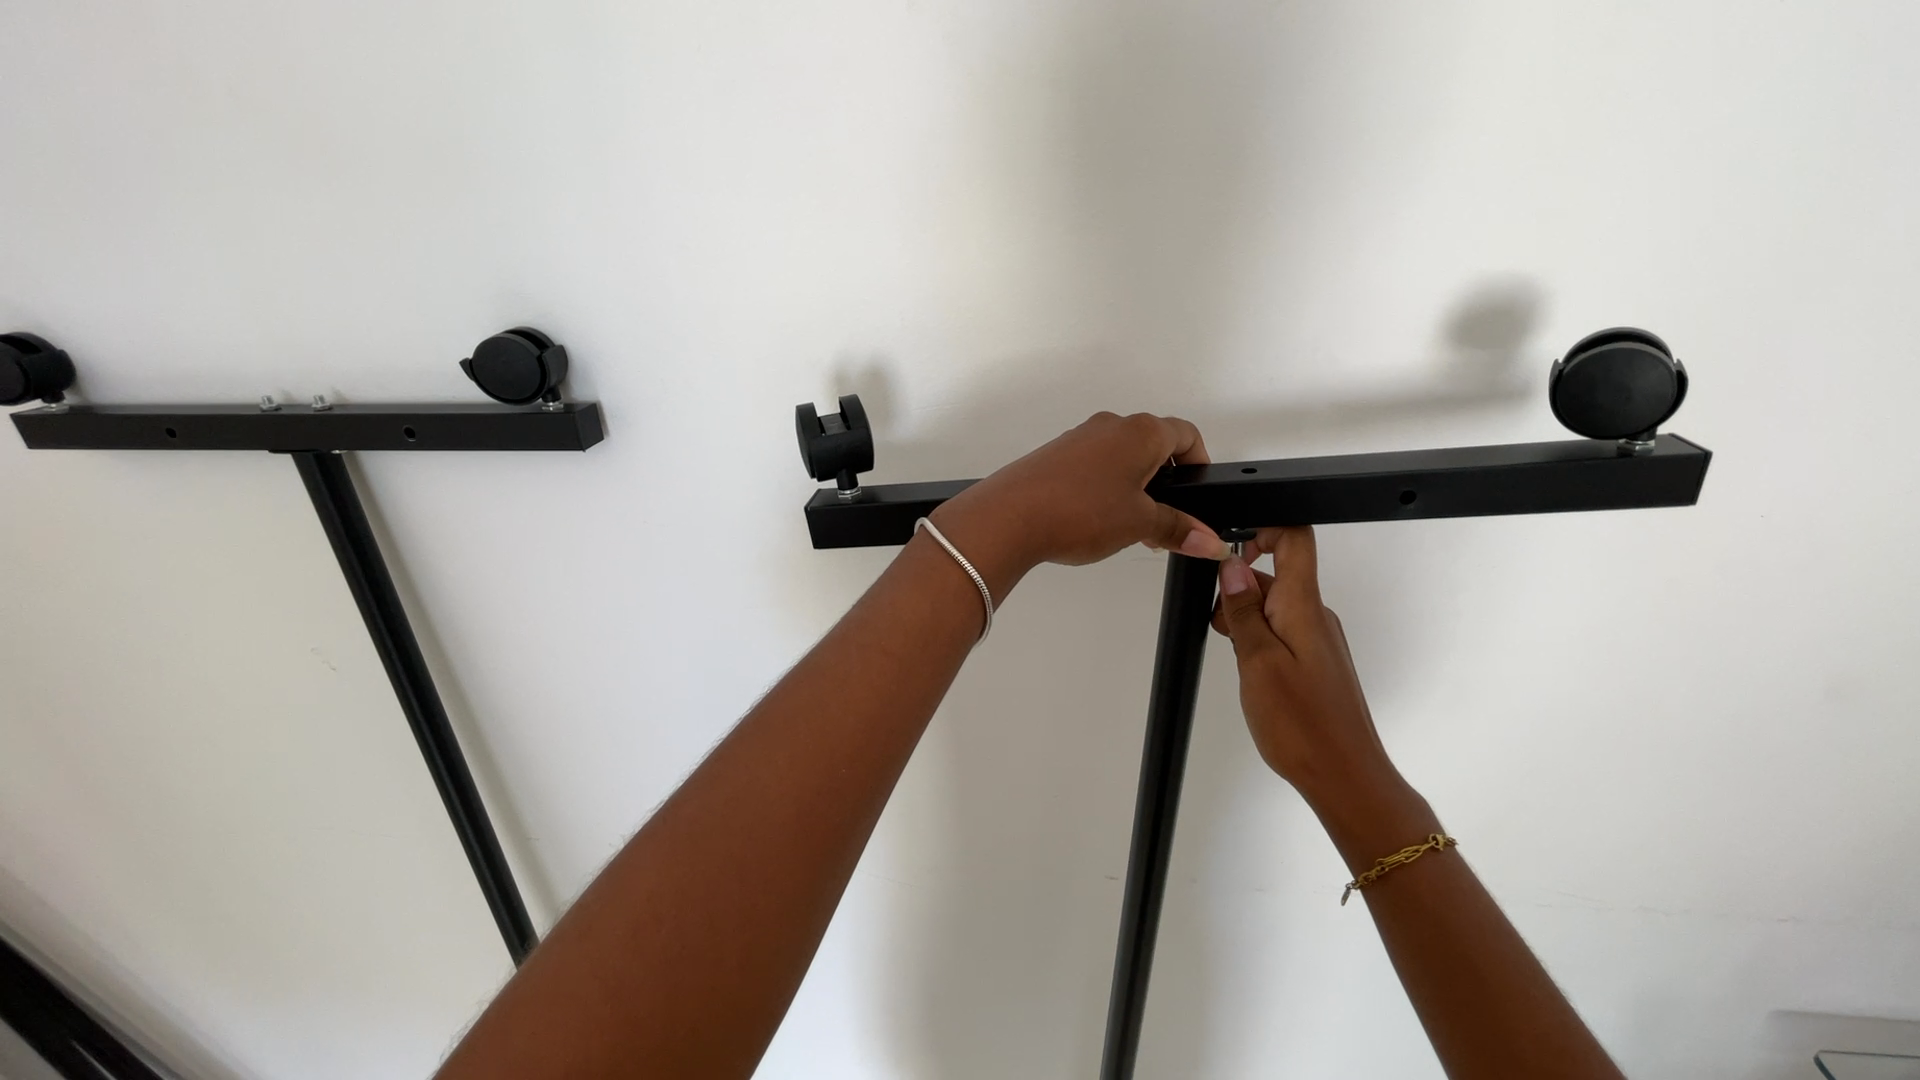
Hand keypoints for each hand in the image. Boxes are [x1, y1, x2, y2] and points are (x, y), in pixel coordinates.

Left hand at [929, 412, 1230, 585]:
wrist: (1009, 518)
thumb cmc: (1077, 511)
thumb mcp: (1140, 524)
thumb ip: (1178, 528)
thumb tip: (1209, 541)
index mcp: (1140, 431)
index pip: (1186, 434)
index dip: (1198, 463)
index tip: (1198, 492)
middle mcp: (1110, 426)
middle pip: (1152, 446)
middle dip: (1165, 484)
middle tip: (1165, 521)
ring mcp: (1078, 439)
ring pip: (1121, 458)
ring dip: (1133, 489)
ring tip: (1129, 529)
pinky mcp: (1055, 457)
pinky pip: (1092, 467)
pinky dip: (1104, 489)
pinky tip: (1095, 522)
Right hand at [1213, 527, 1404, 810]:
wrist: (1344, 775)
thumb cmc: (1303, 726)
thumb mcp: (1257, 663)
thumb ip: (1242, 612)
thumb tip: (1231, 569)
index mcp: (1304, 606)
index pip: (1294, 538)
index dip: (1262, 529)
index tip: (1230, 550)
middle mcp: (1316, 616)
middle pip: (1275, 574)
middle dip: (1237, 592)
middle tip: (1223, 631)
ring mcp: (1318, 639)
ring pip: (1274, 606)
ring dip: (1246, 621)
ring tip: (1238, 660)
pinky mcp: (1316, 661)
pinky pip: (1282, 632)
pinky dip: (1259, 641)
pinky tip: (1251, 673)